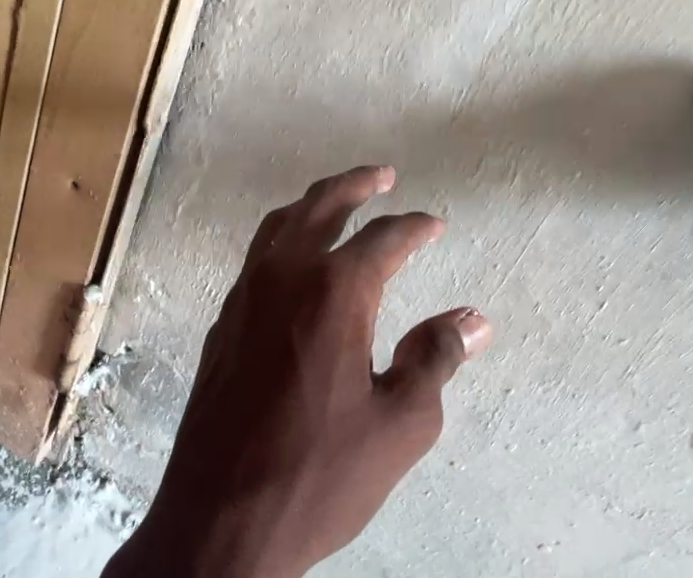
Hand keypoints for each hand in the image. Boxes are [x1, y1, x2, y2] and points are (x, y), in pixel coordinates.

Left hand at [104, 166, 491, 577]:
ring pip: (278, 225)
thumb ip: (435, 359)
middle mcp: (283, 277)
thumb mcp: (400, 424)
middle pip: (319, 206)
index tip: (434, 224)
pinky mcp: (222, 323)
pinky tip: (296, 260)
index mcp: (333, 293)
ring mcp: (244, 296)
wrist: (220, 518)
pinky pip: (256, 258)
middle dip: (354, 184)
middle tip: (381, 174)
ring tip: (337, 202)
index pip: (383, 240)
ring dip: (311, 204)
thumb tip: (472, 319)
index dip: (413, 227)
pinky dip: (283, 238)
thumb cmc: (319, 474)